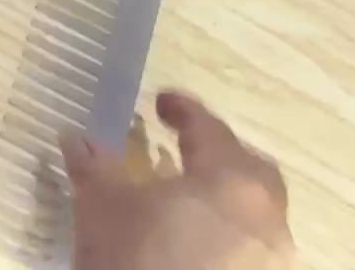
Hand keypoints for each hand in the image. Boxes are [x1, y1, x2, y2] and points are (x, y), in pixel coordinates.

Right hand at [62, 91, 295, 269]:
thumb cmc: (134, 258)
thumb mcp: (99, 202)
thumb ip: (92, 163)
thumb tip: (77, 137)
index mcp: (231, 186)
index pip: (212, 132)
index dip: (185, 111)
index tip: (160, 100)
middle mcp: (268, 224)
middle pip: (253, 174)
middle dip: (219, 154)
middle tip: (180, 144)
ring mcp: (276, 268)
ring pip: (257, 218)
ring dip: (223, 199)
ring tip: (179, 196)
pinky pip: (253, 253)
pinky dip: (225, 235)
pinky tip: (189, 241)